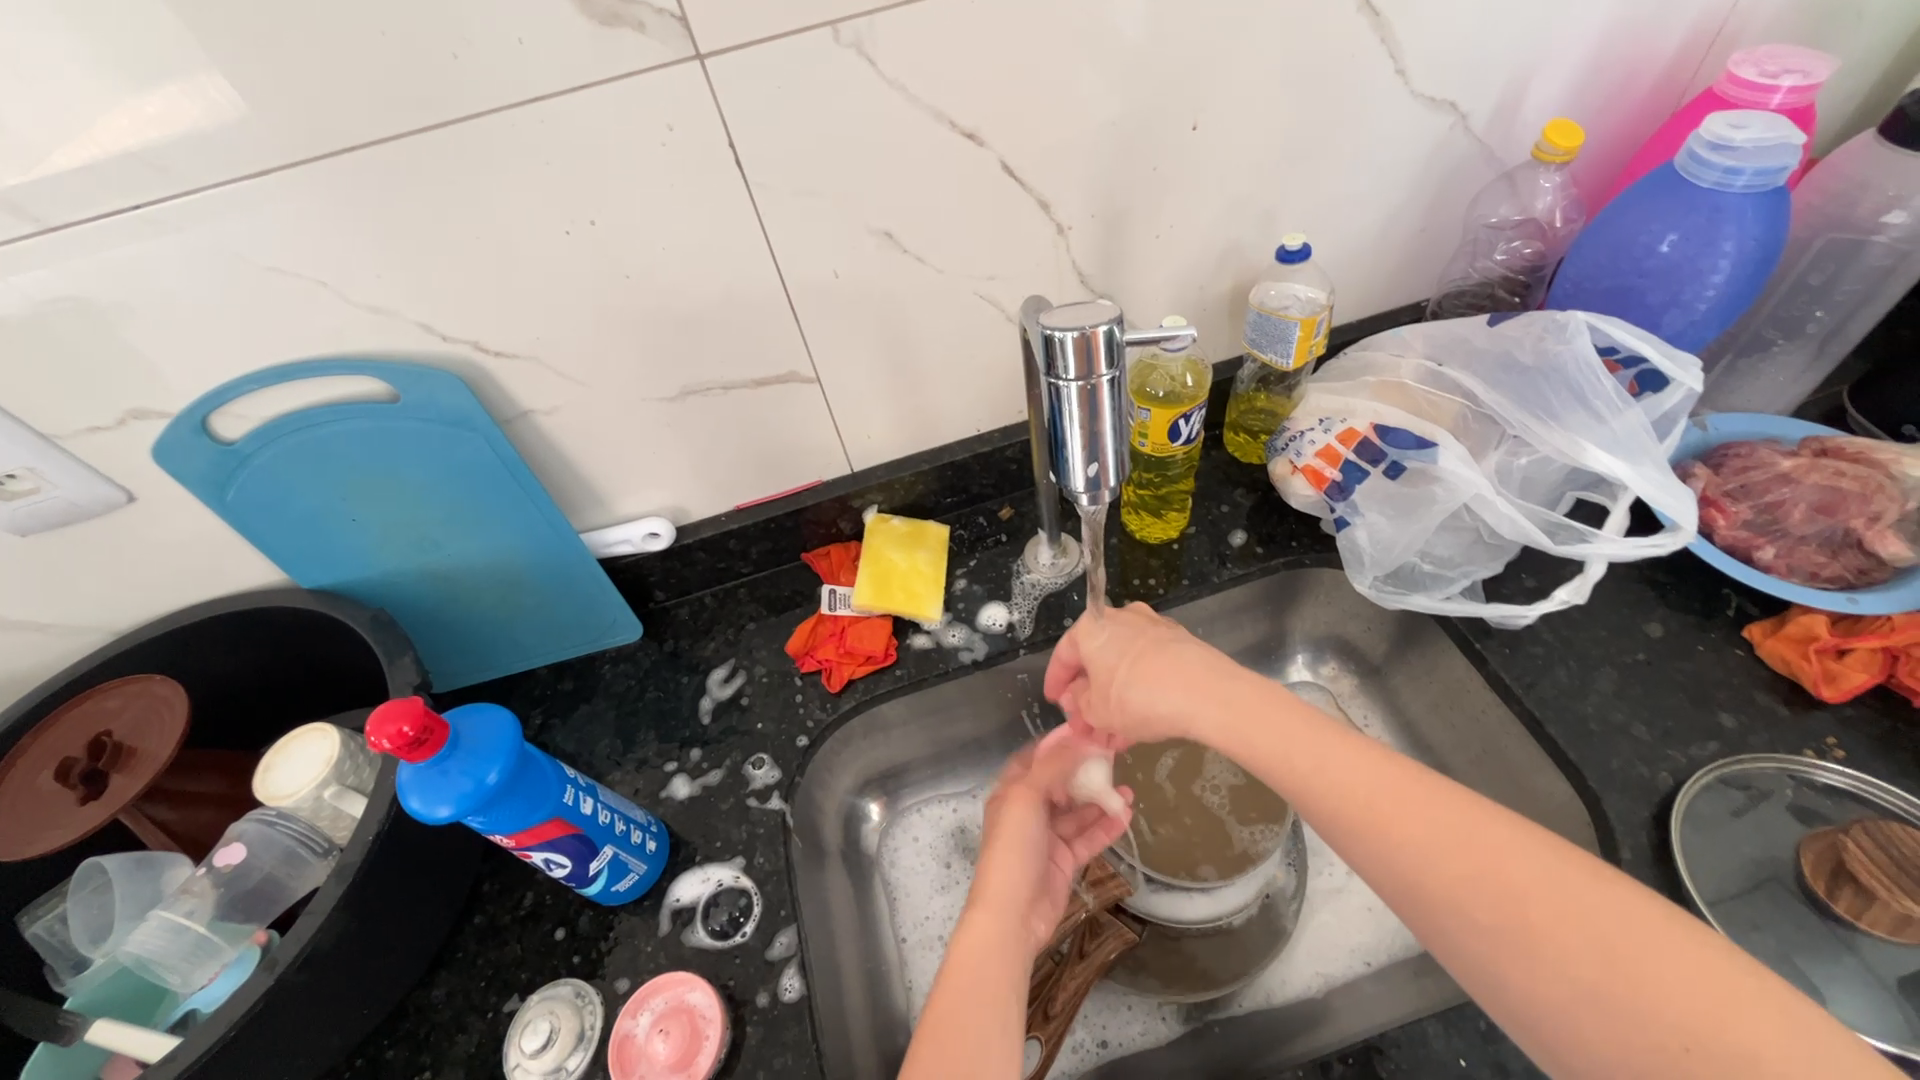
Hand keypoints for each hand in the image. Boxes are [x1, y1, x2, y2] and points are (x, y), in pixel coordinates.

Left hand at [965, 729, 1133, 958]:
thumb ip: (1054, 766)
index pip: (1035, 759)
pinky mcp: (1064, 860)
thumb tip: (1079, 738)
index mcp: (1011, 792)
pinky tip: (1126, 815)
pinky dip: (1105, 827)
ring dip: (1100, 801)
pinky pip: (1088, 838)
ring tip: (1129, 789)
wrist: (1012, 914)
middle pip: (1060, 784)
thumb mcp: (1027, 797)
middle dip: (1085, 773)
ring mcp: (1047, 837)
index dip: (1059, 745)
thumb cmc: (1012, 848)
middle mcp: (1028, 811)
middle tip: (1115, 760)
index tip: (1088, 733)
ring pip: (1077, 812)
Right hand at [1043, 601, 1239, 746]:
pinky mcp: (1180, 642)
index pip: (1064, 655)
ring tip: (1115, 735)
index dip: (1056, 683)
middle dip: (1090, 697)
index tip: (1054, 702)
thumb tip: (1077, 699)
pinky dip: (1139, 691)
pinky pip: (1148, 667)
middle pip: (1096, 660)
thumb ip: (1079, 705)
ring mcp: (1153, 628)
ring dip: (1115, 699)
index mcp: (1091, 627)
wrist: (1207, 692)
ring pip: (1123, 666)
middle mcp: (1121, 618)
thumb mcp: (1097, 712)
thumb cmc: (1138, 698)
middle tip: (1087, 725)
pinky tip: (1141, 723)